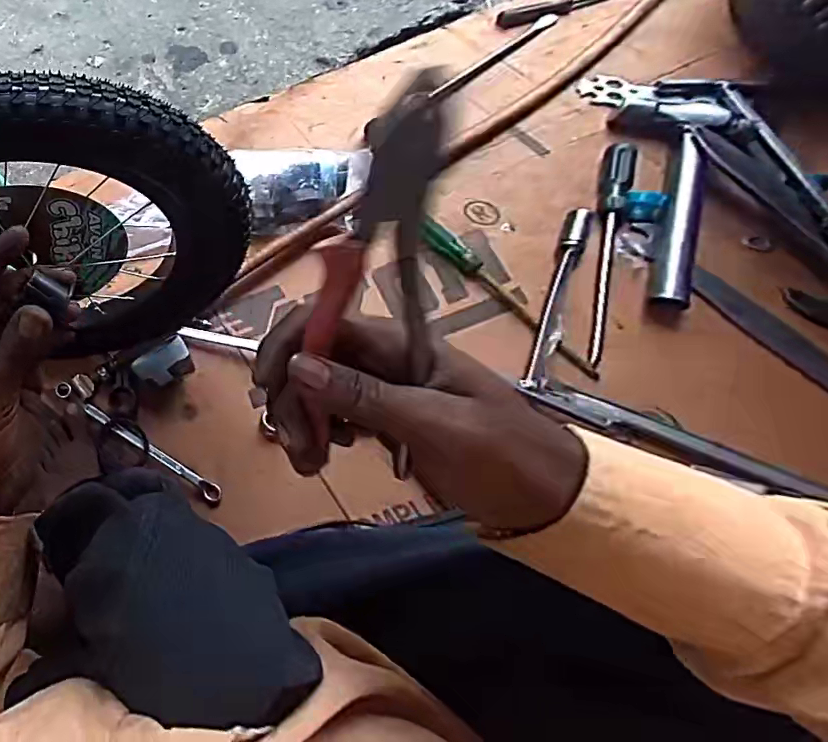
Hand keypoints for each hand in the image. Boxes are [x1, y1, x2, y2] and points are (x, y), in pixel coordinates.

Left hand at [0, 227, 77, 514]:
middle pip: (7, 297)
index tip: (21, 235)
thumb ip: (15, 350)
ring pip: (29, 318)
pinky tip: (80, 325)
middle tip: (67, 276)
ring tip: (76, 301)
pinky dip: (62, 334)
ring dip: (52, 307)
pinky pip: (45, 345)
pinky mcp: (28, 377)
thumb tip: (39, 310)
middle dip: (34, 282)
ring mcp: (5, 357)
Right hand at [254, 306, 587, 534]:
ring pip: (308, 386)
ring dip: (296, 420)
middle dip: (290, 397)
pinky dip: (312, 433)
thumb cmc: (512, 459)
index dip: (285, 342)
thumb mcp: (439, 426)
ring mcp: (376, 384)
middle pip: (306, 357)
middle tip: (294, 442)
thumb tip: (298, 366)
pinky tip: (321, 456)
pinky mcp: (374, 412)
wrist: (562, 507)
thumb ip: (366, 396)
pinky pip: (323, 411)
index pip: (322, 320)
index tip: (266, 383)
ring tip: (308, 461)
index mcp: (399, 344)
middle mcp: (380, 356)